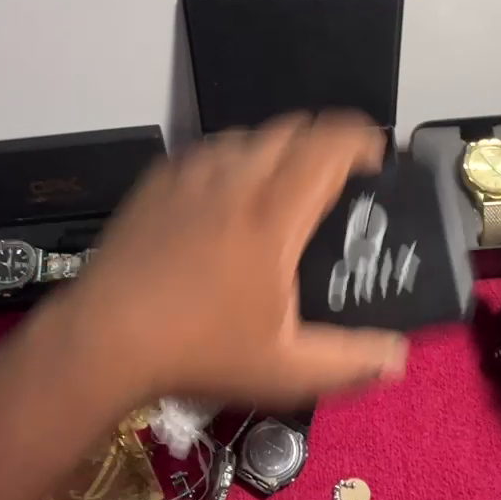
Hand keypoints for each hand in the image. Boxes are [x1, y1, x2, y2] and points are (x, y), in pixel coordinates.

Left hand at [51, 111, 408, 407]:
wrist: (102, 341)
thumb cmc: (198, 352)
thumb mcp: (285, 370)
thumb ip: (349, 361)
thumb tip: (397, 357)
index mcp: (272, 216)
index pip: (328, 145)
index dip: (362, 139)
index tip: (376, 158)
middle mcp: (233, 182)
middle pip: (291, 129)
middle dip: (324, 141)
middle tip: (336, 177)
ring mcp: (189, 178)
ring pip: (246, 135)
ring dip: (276, 148)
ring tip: (283, 183)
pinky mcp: (155, 185)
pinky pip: (204, 151)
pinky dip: (230, 160)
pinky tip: (225, 194)